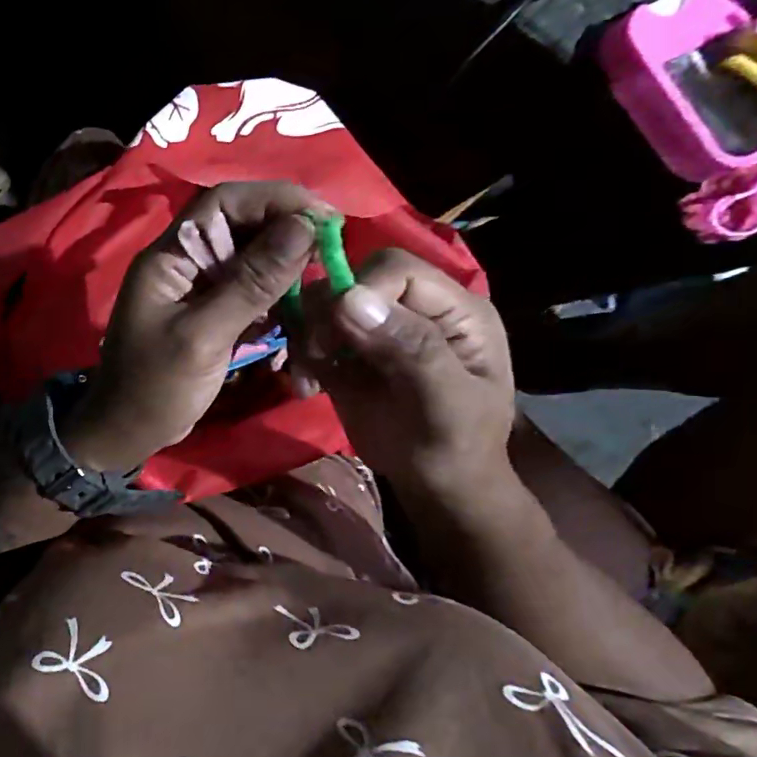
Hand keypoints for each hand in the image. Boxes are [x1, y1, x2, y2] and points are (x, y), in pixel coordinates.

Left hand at [62, 182, 329, 470]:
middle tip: (332, 249)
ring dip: (286, 263)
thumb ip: (251, 282)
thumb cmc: (155, 386)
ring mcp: (198, 287)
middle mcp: (184, 262)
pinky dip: (276, 294)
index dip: (275, 199)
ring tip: (321, 278)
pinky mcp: (211, 312)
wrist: (126, 431)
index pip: (223, 203)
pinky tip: (300, 307)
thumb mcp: (204, 335)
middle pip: (241, 225)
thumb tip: (303, 227)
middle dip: (287, 230)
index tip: (324, 217)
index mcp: (170, 256)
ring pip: (250, 256)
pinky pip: (250, 288)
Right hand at [300, 249, 515, 501]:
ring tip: (310, 379)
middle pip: (351, 280)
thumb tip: (349, 297)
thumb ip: (410, 347)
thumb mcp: (447, 402)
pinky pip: (310, 333)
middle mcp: (411, 308)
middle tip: (318, 357)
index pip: (396, 269)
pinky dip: (300, 356)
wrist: (435, 487)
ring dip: (307, 337)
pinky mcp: (345, 351)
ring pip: (323, 303)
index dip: (360, 289)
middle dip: (326, 315)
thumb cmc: (456, 446)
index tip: (338, 335)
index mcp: (454, 308)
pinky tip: (308, 387)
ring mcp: (375, 328)